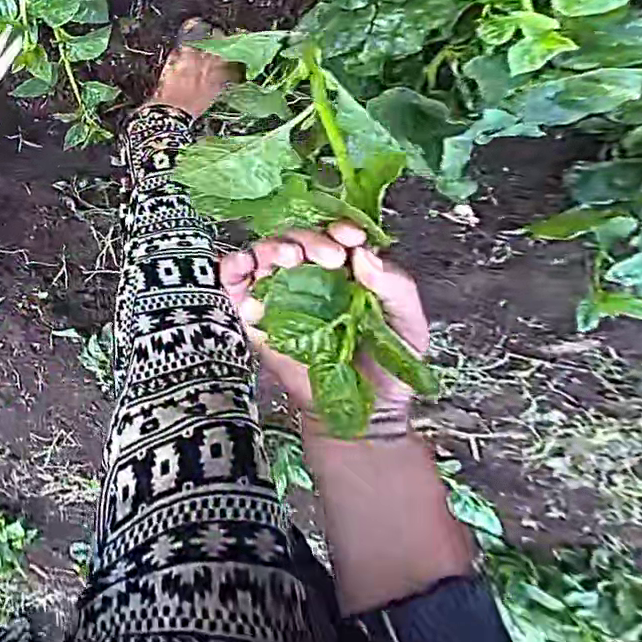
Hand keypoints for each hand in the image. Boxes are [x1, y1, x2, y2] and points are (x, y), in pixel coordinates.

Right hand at [220, 221, 430, 431]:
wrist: (364, 413)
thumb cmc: (386, 366)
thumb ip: (395, 286)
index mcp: (343, 267)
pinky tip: (246, 267)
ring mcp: (277, 292)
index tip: (350, 237)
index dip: (337, 227)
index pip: (332, 234)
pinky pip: (233, 281)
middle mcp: (307, 274)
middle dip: (310, 239)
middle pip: (296, 237)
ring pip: (263, 252)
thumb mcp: (408, 322)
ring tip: (290, 258)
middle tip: (329, 256)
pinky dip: (233, 267)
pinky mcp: (253, 313)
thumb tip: (364, 254)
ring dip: (273, 247)